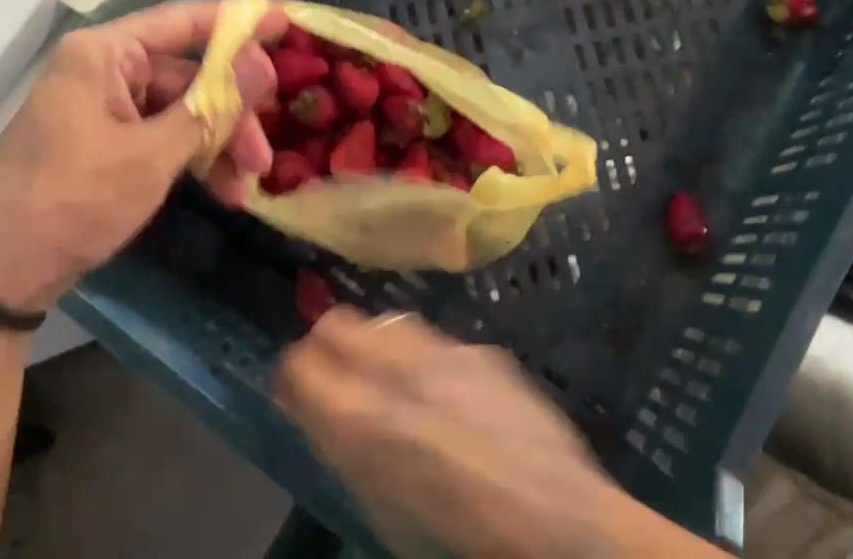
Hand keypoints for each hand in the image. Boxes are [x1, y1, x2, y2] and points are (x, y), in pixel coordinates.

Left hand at [0, 0, 281, 309]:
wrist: (4, 271)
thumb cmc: (74, 201)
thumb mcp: (151, 156)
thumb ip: (212, 106)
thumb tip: (263, 59)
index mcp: (103, 53)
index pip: (183, 21)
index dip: (239, 23)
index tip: (289, 24)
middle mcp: (103, 68)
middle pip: (188, 74)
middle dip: (232, 114)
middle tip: (265, 153)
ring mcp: (103, 106)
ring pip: (181, 110)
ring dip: (217, 144)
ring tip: (246, 185)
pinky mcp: (105, 140)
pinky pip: (162, 135)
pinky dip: (192, 159)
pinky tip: (222, 192)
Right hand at [279, 309, 688, 558]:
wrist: (557, 520)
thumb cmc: (454, 529)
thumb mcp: (380, 500)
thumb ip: (341, 445)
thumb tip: (311, 404)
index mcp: (360, 418)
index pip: (297, 363)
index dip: (295, 373)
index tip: (299, 384)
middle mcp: (395, 370)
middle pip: (336, 323)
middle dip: (330, 344)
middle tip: (339, 370)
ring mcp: (441, 351)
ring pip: (385, 323)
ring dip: (378, 344)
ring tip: (392, 376)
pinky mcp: (480, 351)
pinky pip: (434, 340)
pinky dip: (424, 356)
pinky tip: (445, 389)